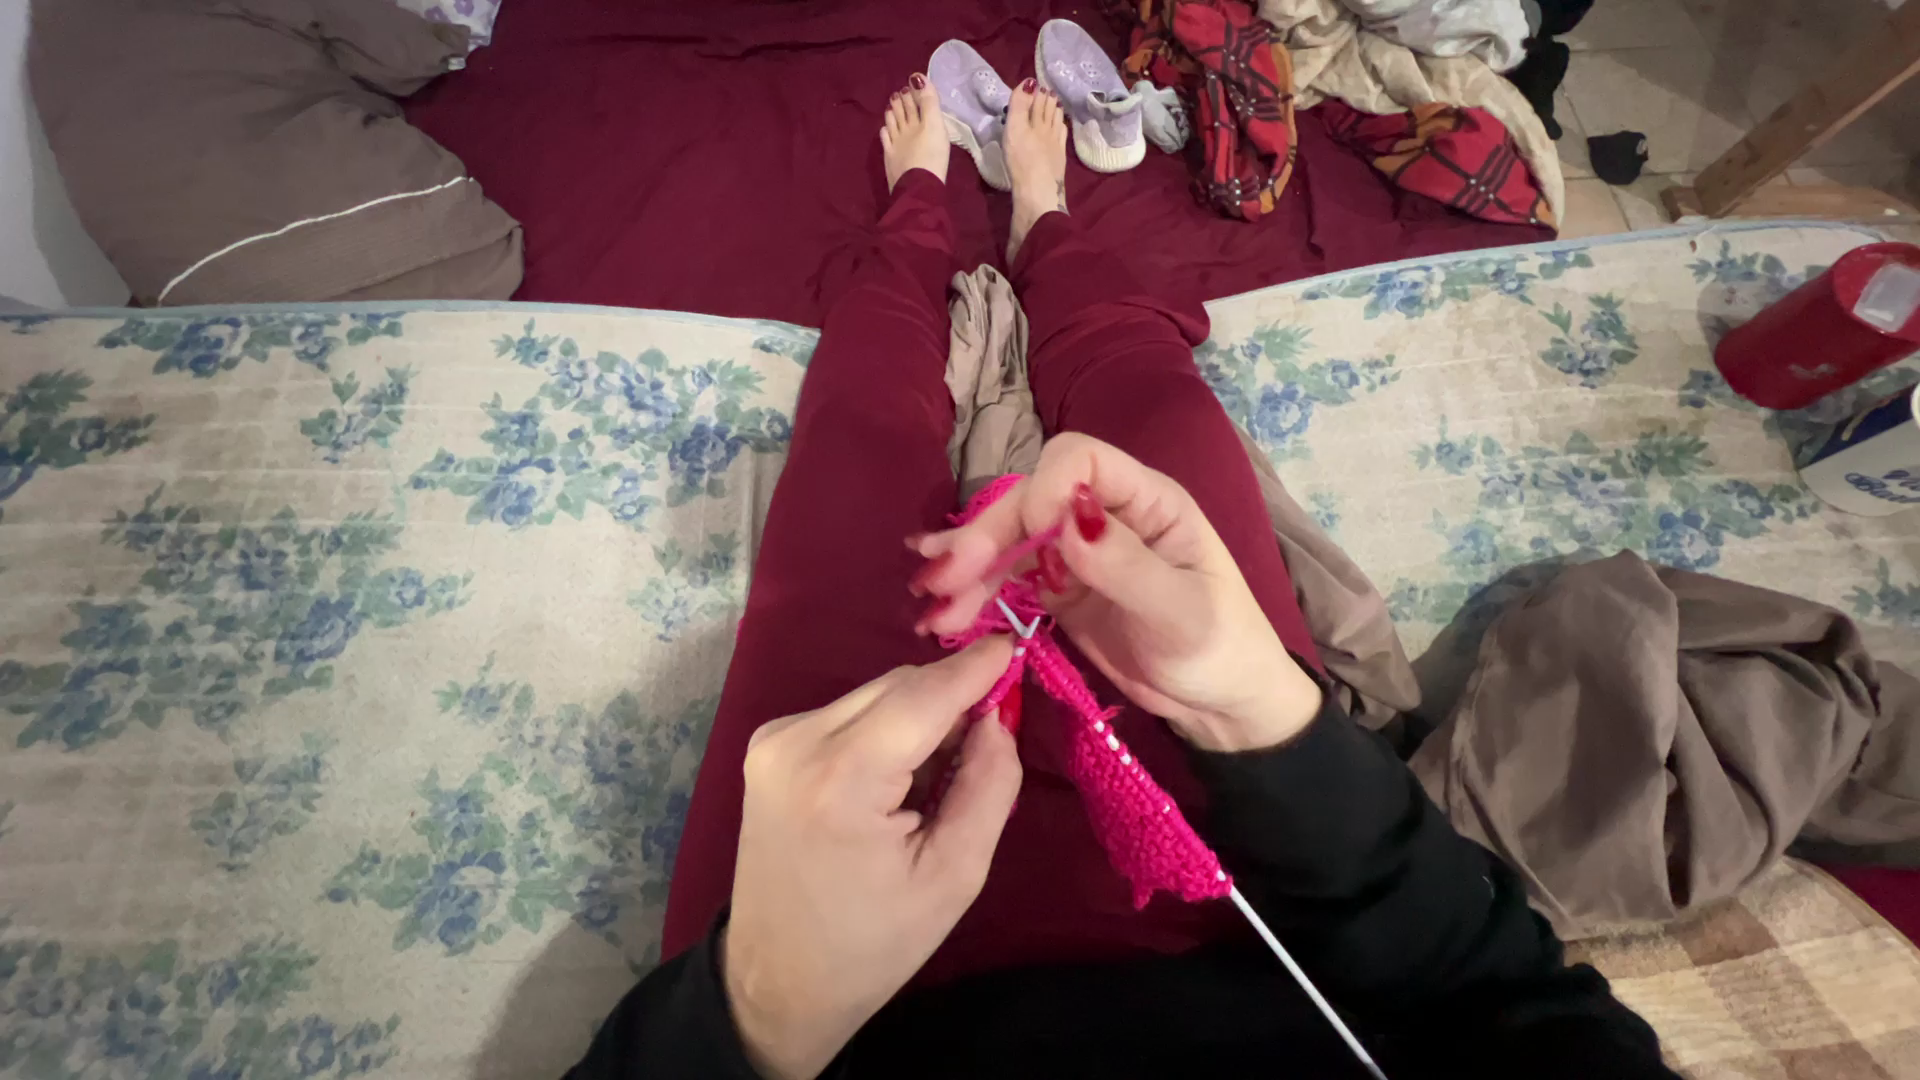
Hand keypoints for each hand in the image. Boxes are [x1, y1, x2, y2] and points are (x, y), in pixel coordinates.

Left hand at [723, 639, 1021, 1079]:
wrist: (776, 980)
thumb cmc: (873, 943)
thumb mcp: (955, 875)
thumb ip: (988, 784)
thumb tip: (995, 714)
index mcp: (840, 781)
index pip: (921, 697)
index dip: (972, 667)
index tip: (1013, 642)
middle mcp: (796, 742)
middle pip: (898, 688)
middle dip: (949, 699)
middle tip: (987, 737)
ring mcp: (774, 738)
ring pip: (876, 693)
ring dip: (918, 716)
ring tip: (930, 777)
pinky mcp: (769, 742)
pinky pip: (851, 710)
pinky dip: (886, 726)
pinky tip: (892, 775)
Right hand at [910, 433, 1320, 753]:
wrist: (1220, 704)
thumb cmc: (1219, 650)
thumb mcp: (1181, 613)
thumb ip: (1125, 564)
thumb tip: (1067, 519)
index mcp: (1146, 501)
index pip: (1079, 461)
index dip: (1044, 488)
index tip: (1031, 540)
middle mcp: (1105, 514)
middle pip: (1029, 500)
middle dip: (984, 536)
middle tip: (941, 580)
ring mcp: (1077, 552)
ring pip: (1009, 539)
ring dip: (967, 569)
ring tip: (933, 609)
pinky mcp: (1059, 589)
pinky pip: (1008, 579)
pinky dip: (975, 593)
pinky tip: (946, 612)